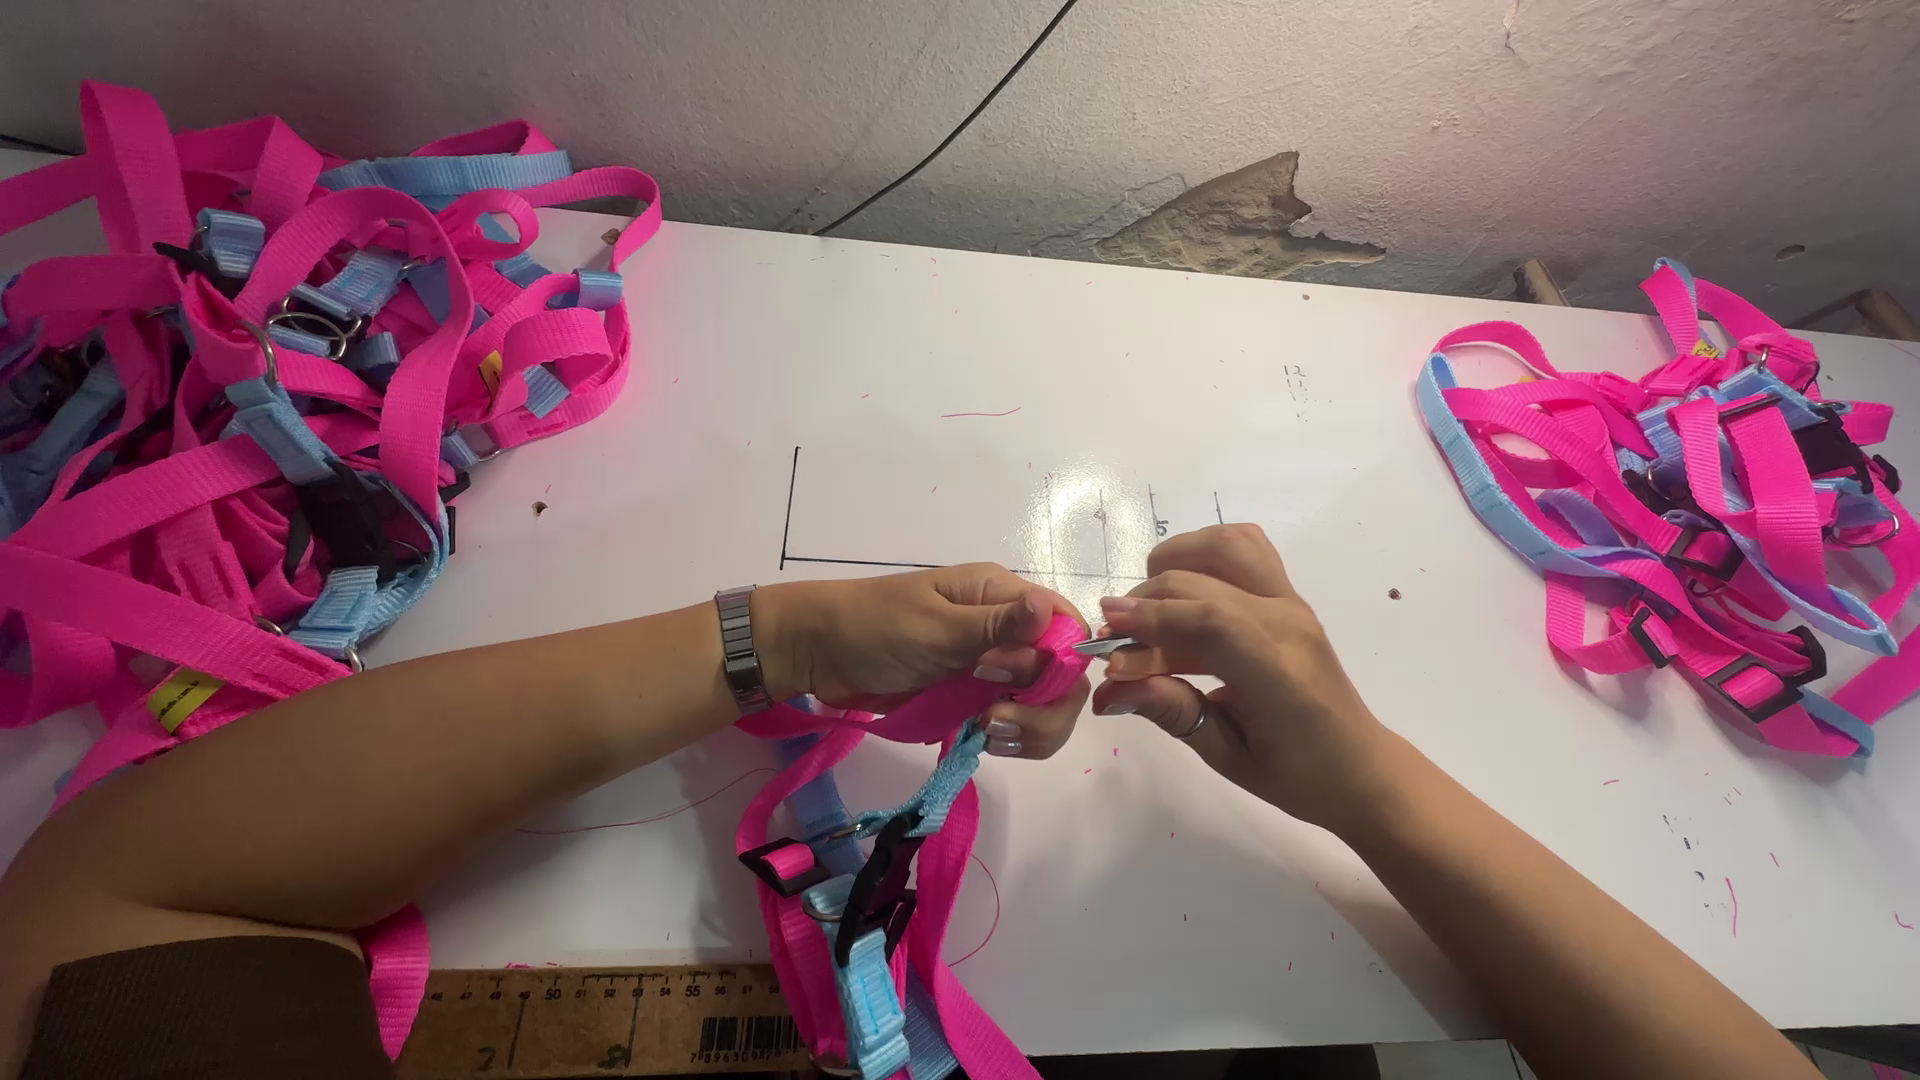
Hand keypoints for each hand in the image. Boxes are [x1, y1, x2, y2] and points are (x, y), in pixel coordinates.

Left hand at [756, 565, 1090, 758]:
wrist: (820, 652)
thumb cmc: (873, 627)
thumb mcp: (935, 626)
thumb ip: (995, 628)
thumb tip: (1050, 608)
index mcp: (1002, 595)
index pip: (1066, 626)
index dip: (1064, 664)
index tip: (1030, 687)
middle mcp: (1006, 629)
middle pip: (1062, 675)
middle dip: (1045, 706)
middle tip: (995, 720)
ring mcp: (992, 666)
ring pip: (1042, 704)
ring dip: (1028, 727)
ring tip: (984, 733)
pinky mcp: (972, 697)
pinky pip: (1011, 721)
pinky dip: (1007, 737)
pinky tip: (980, 740)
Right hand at [1091, 524, 1389, 828]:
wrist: (1359, 767)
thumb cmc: (1295, 774)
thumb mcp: (1227, 756)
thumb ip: (1171, 711)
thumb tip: (1110, 689)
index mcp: (1279, 674)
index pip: (1211, 622)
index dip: (1152, 617)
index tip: (1105, 626)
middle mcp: (1288, 623)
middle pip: (1203, 582)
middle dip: (1146, 604)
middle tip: (1115, 641)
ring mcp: (1291, 602)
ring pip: (1227, 544)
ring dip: (1177, 561)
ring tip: (1151, 604)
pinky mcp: (1287, 594)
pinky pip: (1244, 548)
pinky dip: (1203, 552)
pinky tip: (1182, 589)